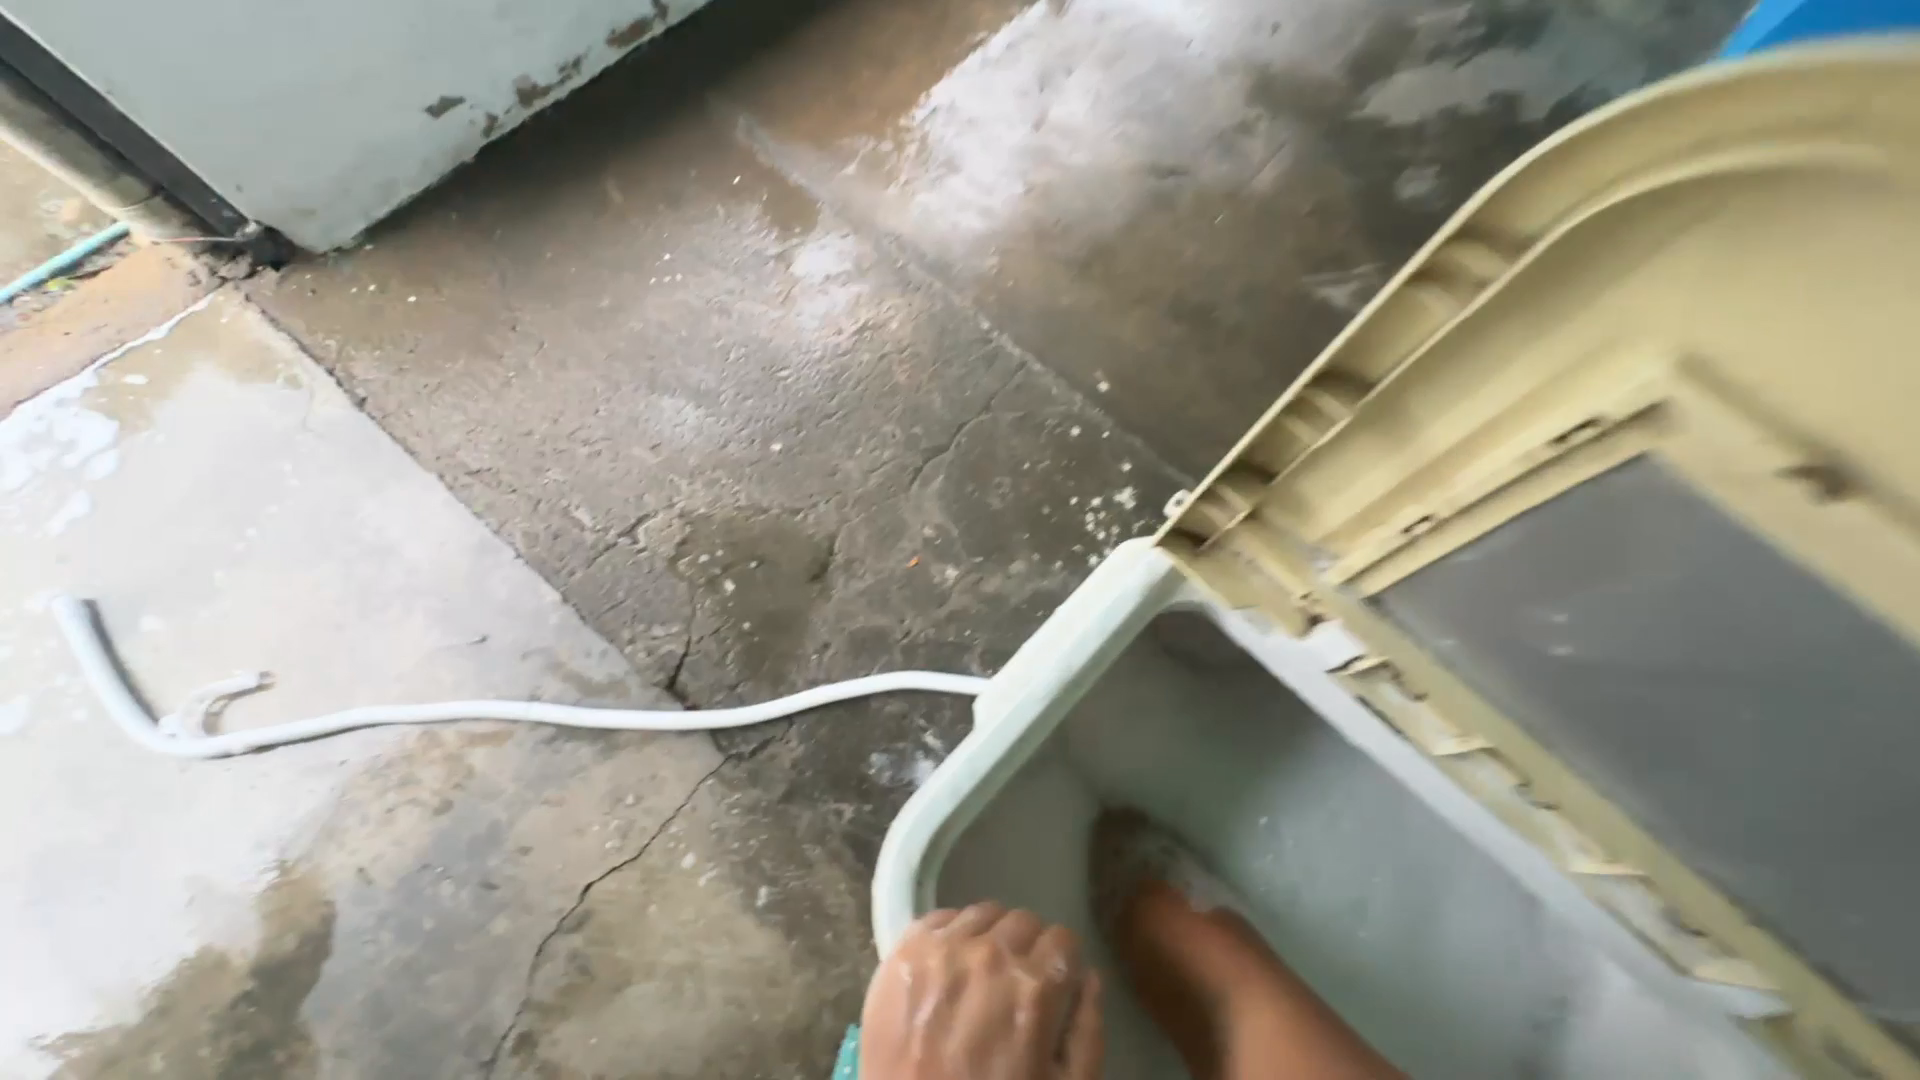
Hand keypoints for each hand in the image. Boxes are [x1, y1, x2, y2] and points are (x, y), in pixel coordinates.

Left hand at [859, 902, 1103, 1079]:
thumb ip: (1087, 1030)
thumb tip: (1089, 976)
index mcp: (1035, 987)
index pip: (1063, 939)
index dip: (1062, 962)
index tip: (1052, 981)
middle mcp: (991, 954)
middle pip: (1024, 921)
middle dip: (1028, 947)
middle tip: (1015, 982)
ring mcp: (944, 948)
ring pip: (983, 913)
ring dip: (990, 936)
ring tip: (981, 971)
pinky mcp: (906, 950)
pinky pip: (940, 917)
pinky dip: (952, 934)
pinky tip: (949, 966)